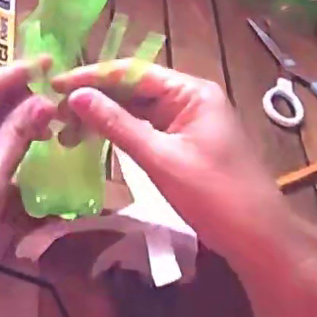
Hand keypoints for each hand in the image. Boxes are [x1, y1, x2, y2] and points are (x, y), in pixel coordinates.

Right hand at [54, 62, 308, 276]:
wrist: (262, 245)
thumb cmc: (215, 197)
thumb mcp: (159, 158)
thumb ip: (116, 124)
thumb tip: (74, 95)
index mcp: (191, 92)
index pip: (130, 72)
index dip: (90, 77)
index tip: (54, 85)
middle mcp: (188, 97)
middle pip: (130, 87)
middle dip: (92, 97)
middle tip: (54, 111)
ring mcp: (186, 119)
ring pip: (132, 107)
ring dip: (99, 116)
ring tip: (65, 129)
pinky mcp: (181, 140)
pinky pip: (141, 125)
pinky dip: (115, 131)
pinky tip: (89, 139)